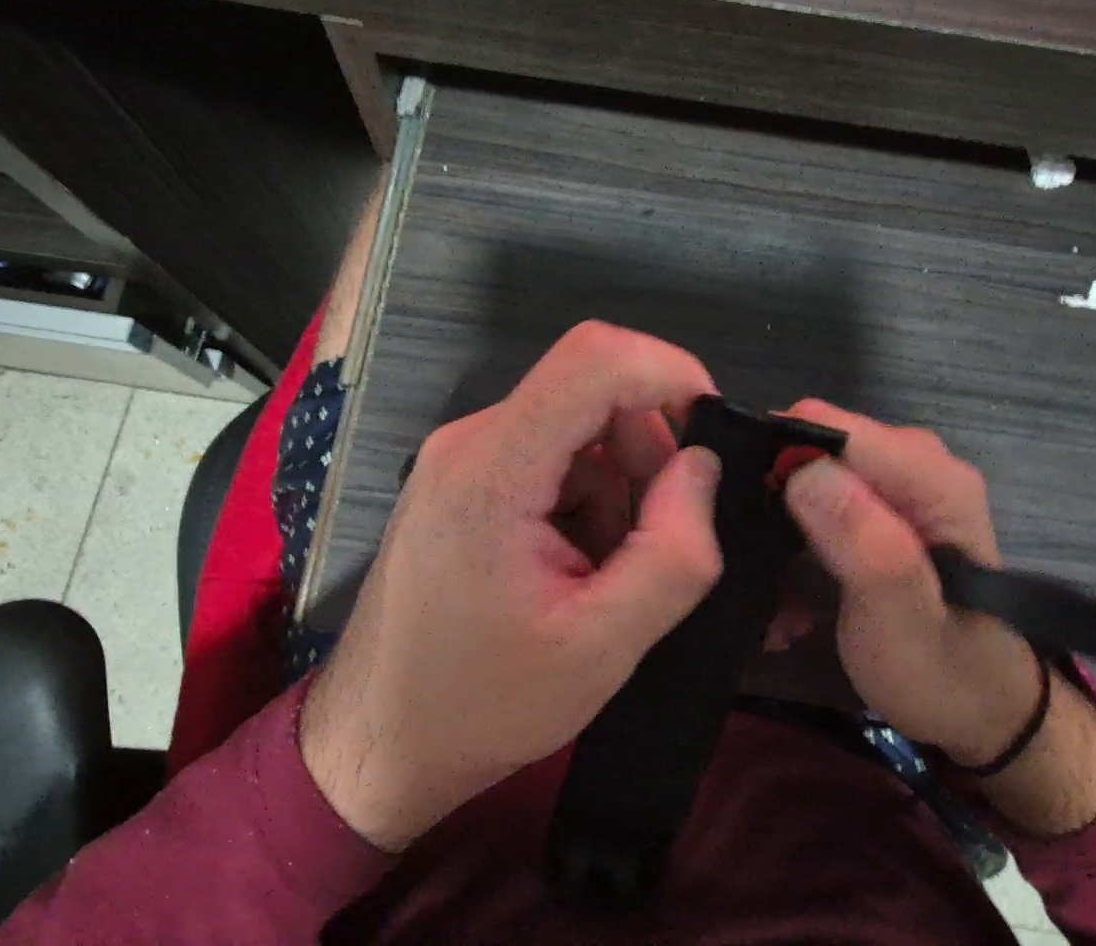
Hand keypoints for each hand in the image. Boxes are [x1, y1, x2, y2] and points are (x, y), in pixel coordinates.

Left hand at [301, 322, 724, 850]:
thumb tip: (704, 466)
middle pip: (591, 393)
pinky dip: (584, 502)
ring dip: (617, 489)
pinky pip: (550, 460)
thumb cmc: (484, 703)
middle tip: (659, 540)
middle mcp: (471, 441)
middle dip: (648, 453)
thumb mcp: (601, 647)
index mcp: (495, 468)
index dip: (669, 371)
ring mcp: (461, 458)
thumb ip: (670, 554)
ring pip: (578, 431)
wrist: (380, 737)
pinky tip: (570, 571)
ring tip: (604, 576)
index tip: (715, 434)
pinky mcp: (463, 482)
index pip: (594, 358)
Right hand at [779, 400, 1040, 766]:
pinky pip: (816, 494)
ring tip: (764, 580)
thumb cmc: (943, 674)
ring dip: (775, 520)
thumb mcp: (902, 621)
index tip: (733, 513)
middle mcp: (916, 462)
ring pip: (807, 470)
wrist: (981, 711)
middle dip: (769, 493)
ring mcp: (898, 483)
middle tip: (744, 560)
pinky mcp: (882, 506)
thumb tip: (803, 471)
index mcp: (929, 477)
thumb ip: (866, 546)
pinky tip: (785, 583)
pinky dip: (791, 533)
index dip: (773, 458)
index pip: (827, 426)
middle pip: (813, 443)